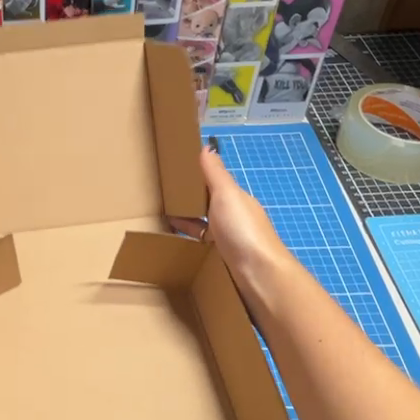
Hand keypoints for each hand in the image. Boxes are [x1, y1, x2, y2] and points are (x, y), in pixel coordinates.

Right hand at [168, 145, 291, 284]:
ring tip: (162, 218)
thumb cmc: (242, 229)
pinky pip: (204, 244)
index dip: (196, 177)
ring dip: (188, 220)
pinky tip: (177, 242)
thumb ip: (215, 173)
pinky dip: (191, 239)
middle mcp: (236, 217)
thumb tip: (207, 146)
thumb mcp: (226, 195)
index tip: (173, 174)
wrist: (259, 273)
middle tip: (161, 197)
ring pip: (206, 224)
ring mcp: (232, 239)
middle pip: (209, 204)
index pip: (215, 183)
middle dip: (189, 199)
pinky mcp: (225, 258)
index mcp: (237, 199)